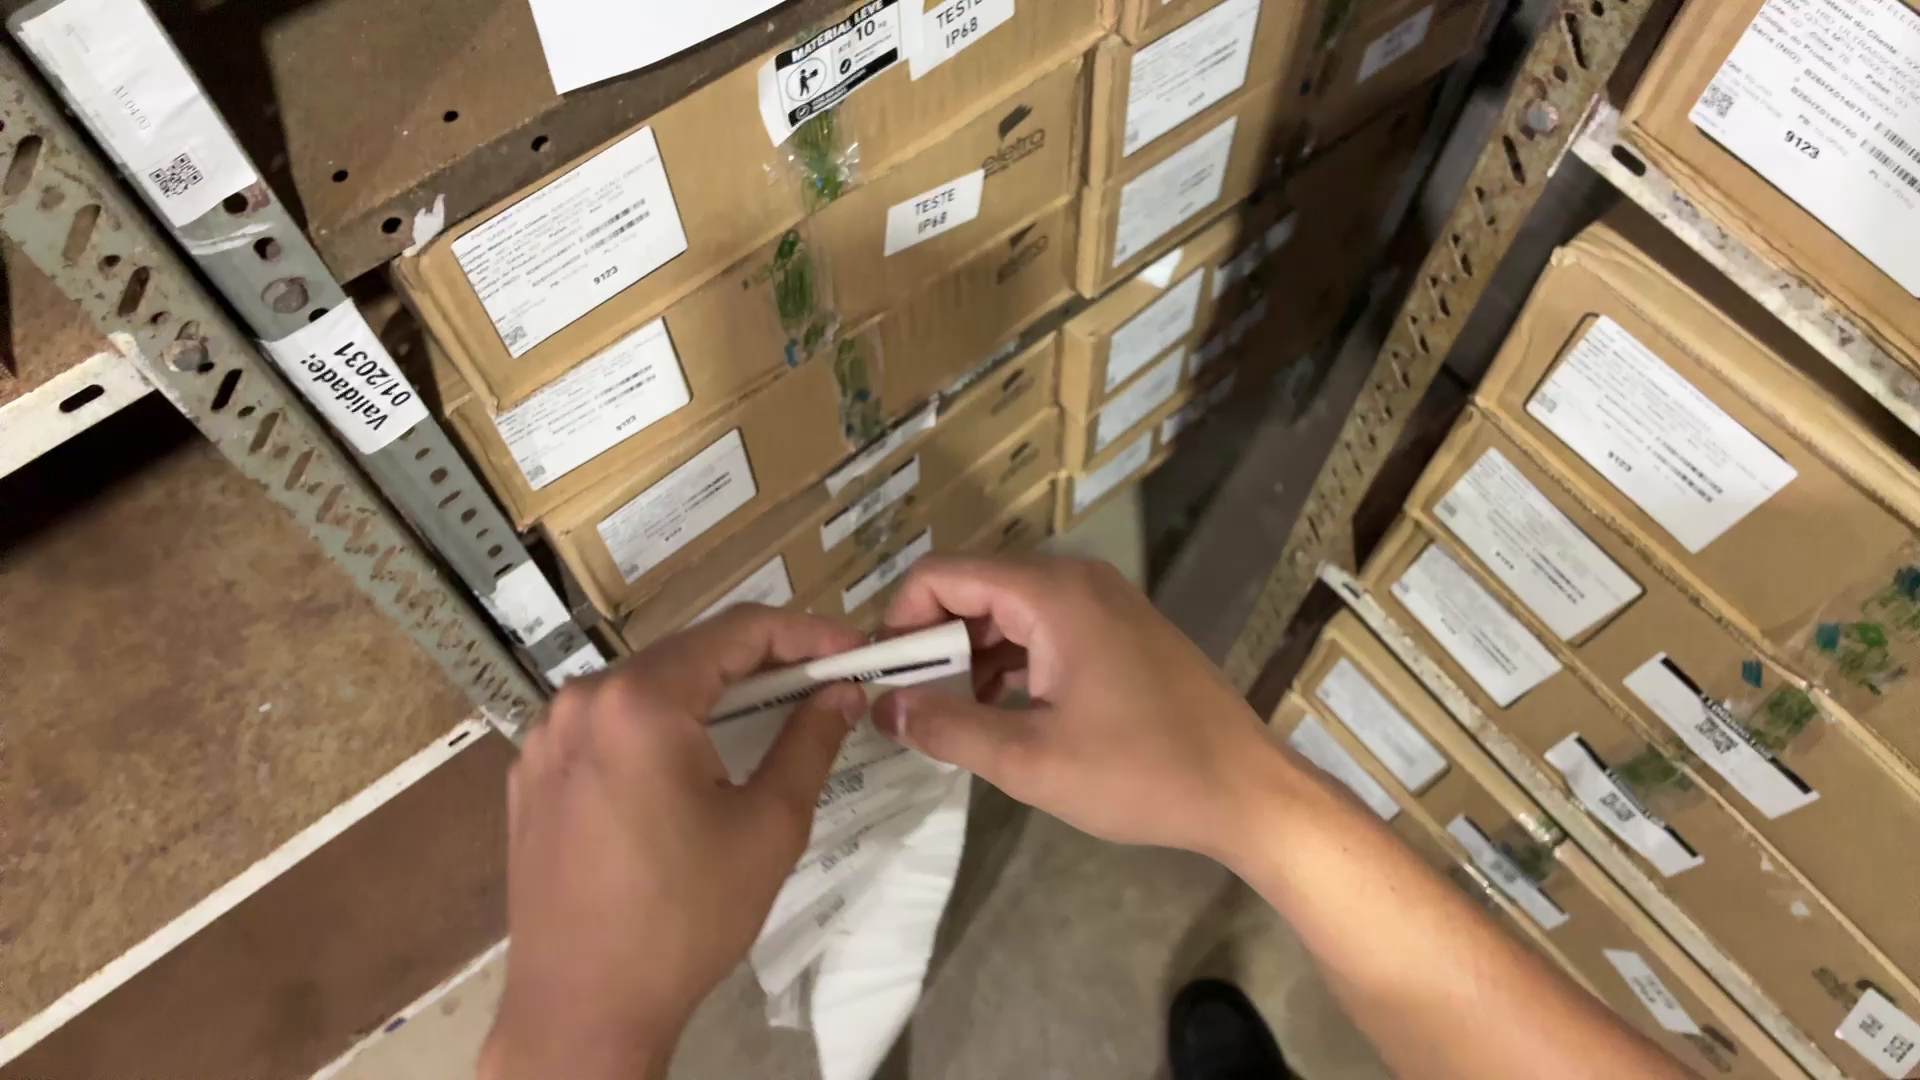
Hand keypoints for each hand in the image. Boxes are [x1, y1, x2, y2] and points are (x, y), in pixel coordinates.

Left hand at [481, 607, 868, 1079]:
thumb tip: (843, 690)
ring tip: (771, 709)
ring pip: (652, 681)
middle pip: (693, 651)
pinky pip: (614, 718)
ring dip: (716, 687)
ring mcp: (549, 734)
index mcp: (640, 702)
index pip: (739, 631)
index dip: (805, 632)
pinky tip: (697, 750)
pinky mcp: (534, 769)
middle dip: (765, 659)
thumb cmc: (686, 917)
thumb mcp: (771, 824)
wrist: (580, 1015)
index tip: (851, 649)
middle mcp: (583, 699)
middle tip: (822, 679)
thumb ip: (811, 739)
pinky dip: (666, 718)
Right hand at [872, 556, 1277, 864]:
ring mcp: (1100, 600)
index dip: (900, 618)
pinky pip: (1042, 627)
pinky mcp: (1116, 627)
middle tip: (907, 701)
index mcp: (1050, 593)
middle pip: (974, 588)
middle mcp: (1073, 579)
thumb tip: (883, 709)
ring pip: (1007, 610)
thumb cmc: (1140, 771)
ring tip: (947, 713)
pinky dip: (1008, 660)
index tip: (880, 673)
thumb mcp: (1030, 758)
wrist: (1247, 789)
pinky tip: (997, 708)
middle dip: (932, 640)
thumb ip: (947, 727)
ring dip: (969, 653)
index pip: (943, 574)